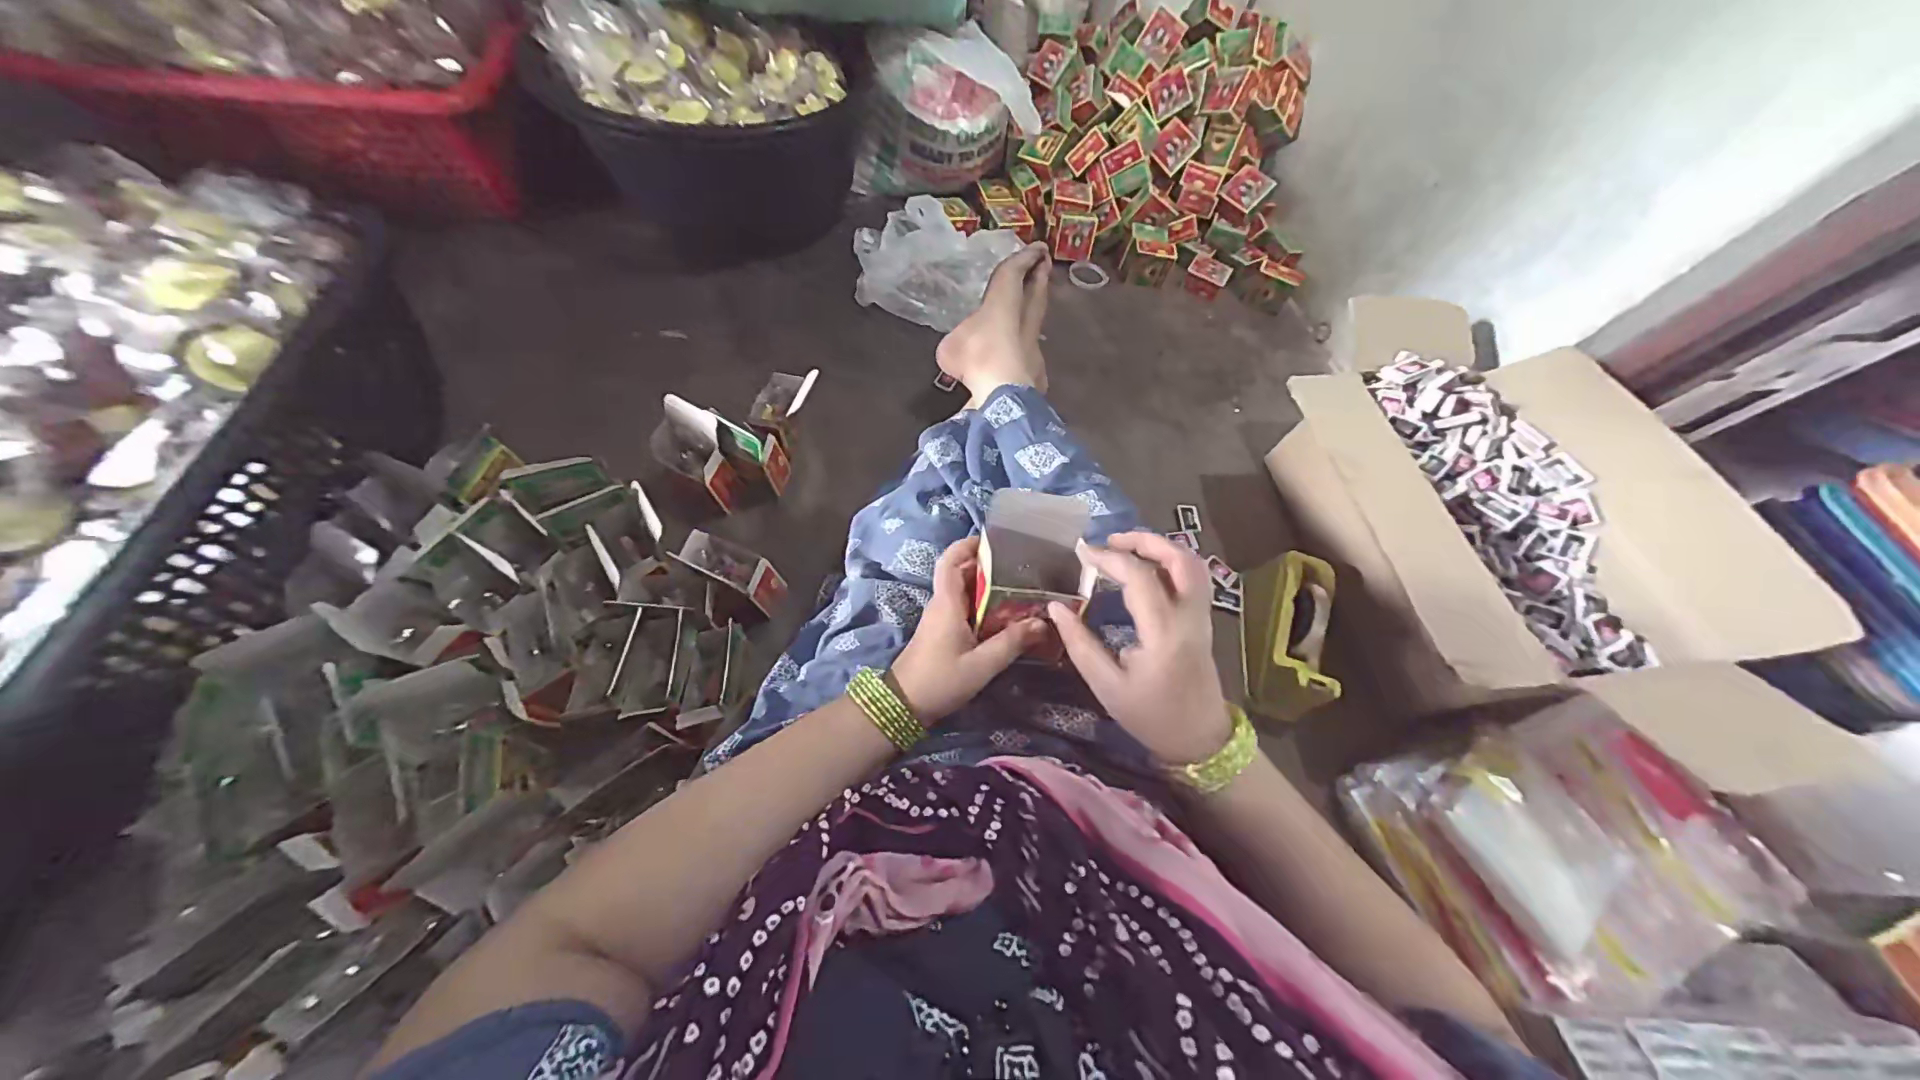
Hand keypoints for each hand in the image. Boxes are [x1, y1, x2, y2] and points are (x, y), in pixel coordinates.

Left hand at [890, 536, 1046, 724]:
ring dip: (987, 588)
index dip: (967, 545)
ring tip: (1020, 589)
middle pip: (961, 573)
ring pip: (964, 592)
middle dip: (987, 566)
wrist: (903, 705)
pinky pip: (964, 609)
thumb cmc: (940, 680)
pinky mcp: (942, 633)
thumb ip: (1012, 642)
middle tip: (1020, 568)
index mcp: (947, 603)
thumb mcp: (981, 665)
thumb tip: (1043, 623)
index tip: (993, 541)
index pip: (950, 560)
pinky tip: (1004, 617)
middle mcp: (942, 605)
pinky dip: (982, 607)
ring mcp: (940, 619)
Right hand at [935, 241, 1050, 407]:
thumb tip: (961, 358)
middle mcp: (1024, 323)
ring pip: (1036, 326)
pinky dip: (1025, 353)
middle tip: (1044, 265)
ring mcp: (1034, 351)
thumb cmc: (975, 358)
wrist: (1002, 393)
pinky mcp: (1037, 376)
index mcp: (1003, 304)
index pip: (1014, 275)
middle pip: (1036, 295)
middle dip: (1039, 278)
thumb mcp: (952, 348)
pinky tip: (1018, 361)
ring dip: (1033, 316)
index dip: (1024, 259)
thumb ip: (959, 344)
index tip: (1037, 248)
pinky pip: (1031, 357)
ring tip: (1027, 313)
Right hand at [1048, 532, 1232, 764]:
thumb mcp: (1106, 685)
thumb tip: (1056, 607)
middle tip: (1110, 539)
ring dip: (1161, 547)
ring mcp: (1202, 617)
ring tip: (1127, 547)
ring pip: (1192, 565)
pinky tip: (1145, 567)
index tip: (1082, 554)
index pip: (1140, 578)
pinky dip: (1170, 561)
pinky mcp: (1204, 620)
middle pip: (1179, 559)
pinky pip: (1193, 578)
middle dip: (1144, 540)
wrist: (1199, 738)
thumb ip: (1080, 644)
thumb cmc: (1150, 715)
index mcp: (1164, 634)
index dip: (1109, 559)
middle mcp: (1189, 617)